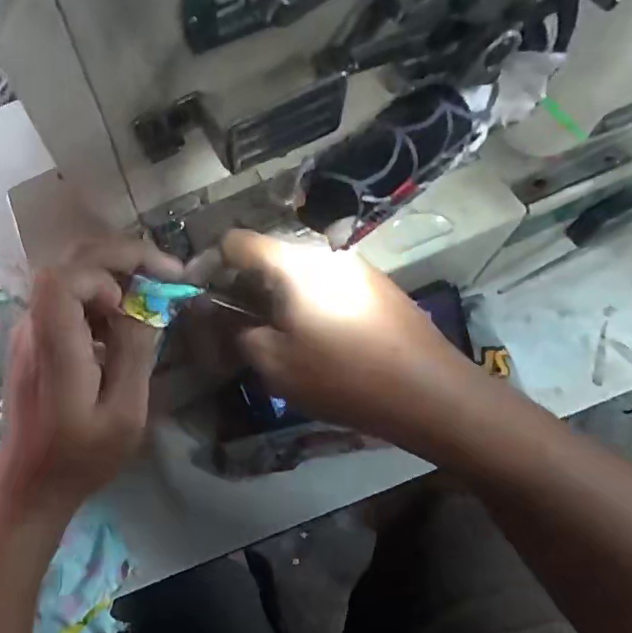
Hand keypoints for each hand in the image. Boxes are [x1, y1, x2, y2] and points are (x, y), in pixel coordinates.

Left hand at [0, 238, 184, 513]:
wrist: (30, 482)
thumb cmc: (80, 457)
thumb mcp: (125, 414)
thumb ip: (135, 353)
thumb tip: (145, 303)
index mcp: (52, 345)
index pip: (63, 276)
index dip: (106, 270)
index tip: (140, 295)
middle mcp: (33, 327)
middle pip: (69, 262)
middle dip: (122, 257)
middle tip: (167, 272)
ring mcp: (29, 330)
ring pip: (70, 275)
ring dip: (116, 274)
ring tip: (155, 292)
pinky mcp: (34, 338)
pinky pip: (69, 298)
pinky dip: (103, 295)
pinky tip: (127, 319)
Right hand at [218, 229, 491, 449]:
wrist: (429, 391)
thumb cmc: (342, 376)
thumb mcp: (275, 363)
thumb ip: (238, 332)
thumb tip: (222, 314)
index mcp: (293, 263)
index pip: (235, 242)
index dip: (209, 265)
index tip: (202, 298)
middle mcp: (325, 253)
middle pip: (269, 256)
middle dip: (244, 286)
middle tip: (237, 327)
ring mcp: (356, 268)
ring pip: (300, 273)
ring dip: (278, 297)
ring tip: (278, 337)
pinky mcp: (378, 287)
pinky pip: (328, 286)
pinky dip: (309, 304)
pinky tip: (318, 340)